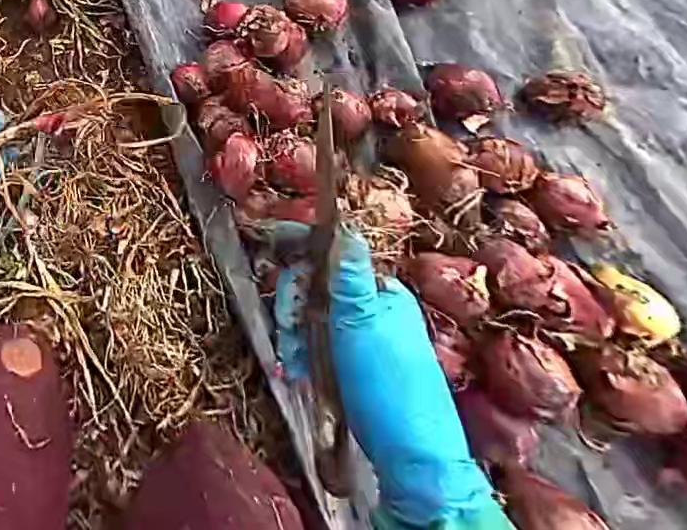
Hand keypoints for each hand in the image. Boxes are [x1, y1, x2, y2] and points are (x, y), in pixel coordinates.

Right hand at [275, 229, 508, 529]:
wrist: (415, 464)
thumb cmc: (389, 387)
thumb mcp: (362, 323)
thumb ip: (349, 273)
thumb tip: (344, 223)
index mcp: (380, 291)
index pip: (332, 255)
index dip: (300, 252)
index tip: (271, 249)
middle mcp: (373, 310)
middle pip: (316, 287)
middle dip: (293, 307)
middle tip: (286, 332)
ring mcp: (364, 340)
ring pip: (312, 319)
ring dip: (294, 336)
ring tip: (292, 363)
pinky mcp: (355, 367)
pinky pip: (318, 347)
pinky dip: (302, 356)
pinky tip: (296, 372)